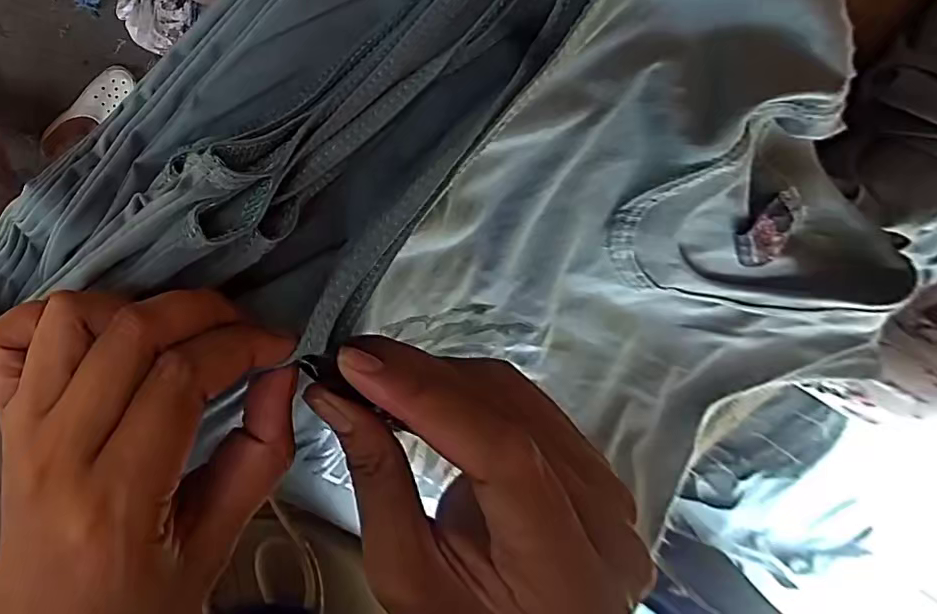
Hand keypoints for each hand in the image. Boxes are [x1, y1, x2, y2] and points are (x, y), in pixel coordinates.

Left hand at [0, 290, 298, 613]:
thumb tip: (279, 372)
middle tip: (237, 322)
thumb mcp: (211, 550)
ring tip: (165, 334)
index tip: (273, 342)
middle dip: (199, 310)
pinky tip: (92, 337)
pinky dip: (49, 318)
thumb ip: (257, 459)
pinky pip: (8, 333)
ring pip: (69, 315)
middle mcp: (58, 449)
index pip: (180, 378)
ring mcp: (22, 423)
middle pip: (130, 332)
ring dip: (128, 307)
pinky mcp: (3, 411)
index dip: (238, 345)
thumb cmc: (134, 602)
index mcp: (115, 500)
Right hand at [304, 336, 654, 612]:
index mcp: (565, 572)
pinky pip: (513, 396)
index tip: (357, 364)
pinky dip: (452, 381)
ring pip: (506, 391)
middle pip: (505, 411)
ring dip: (429, 372)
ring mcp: (599, 488)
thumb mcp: (404, 574)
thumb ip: (375, 480)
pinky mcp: (580, 462)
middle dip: (413, 374)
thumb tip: (336, 398)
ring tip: (372, 374)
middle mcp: (600, 523)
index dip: (424, 395)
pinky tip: (411, 386)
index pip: (503, 455)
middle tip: (347, 362)